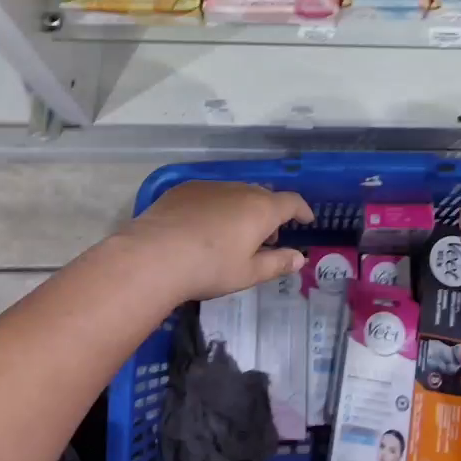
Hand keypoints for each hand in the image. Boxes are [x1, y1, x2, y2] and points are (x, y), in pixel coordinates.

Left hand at [115, 181, 314, 301]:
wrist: (155, 255)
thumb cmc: (209, 268)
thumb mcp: (248, 273)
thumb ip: (277, 264)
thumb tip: (300, 257)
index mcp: (261, 209)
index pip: (291, 202)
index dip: (302, 210)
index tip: (306, 220)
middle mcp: (239, 190)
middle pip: (263, 196)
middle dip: (270, 215)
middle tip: (266, 239)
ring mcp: (210, 186)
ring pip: (236, 194)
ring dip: (243, 210)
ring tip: (234, 236)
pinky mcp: (184, 189)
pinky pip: (210, 195)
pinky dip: (216, 208)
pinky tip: (202, 229)